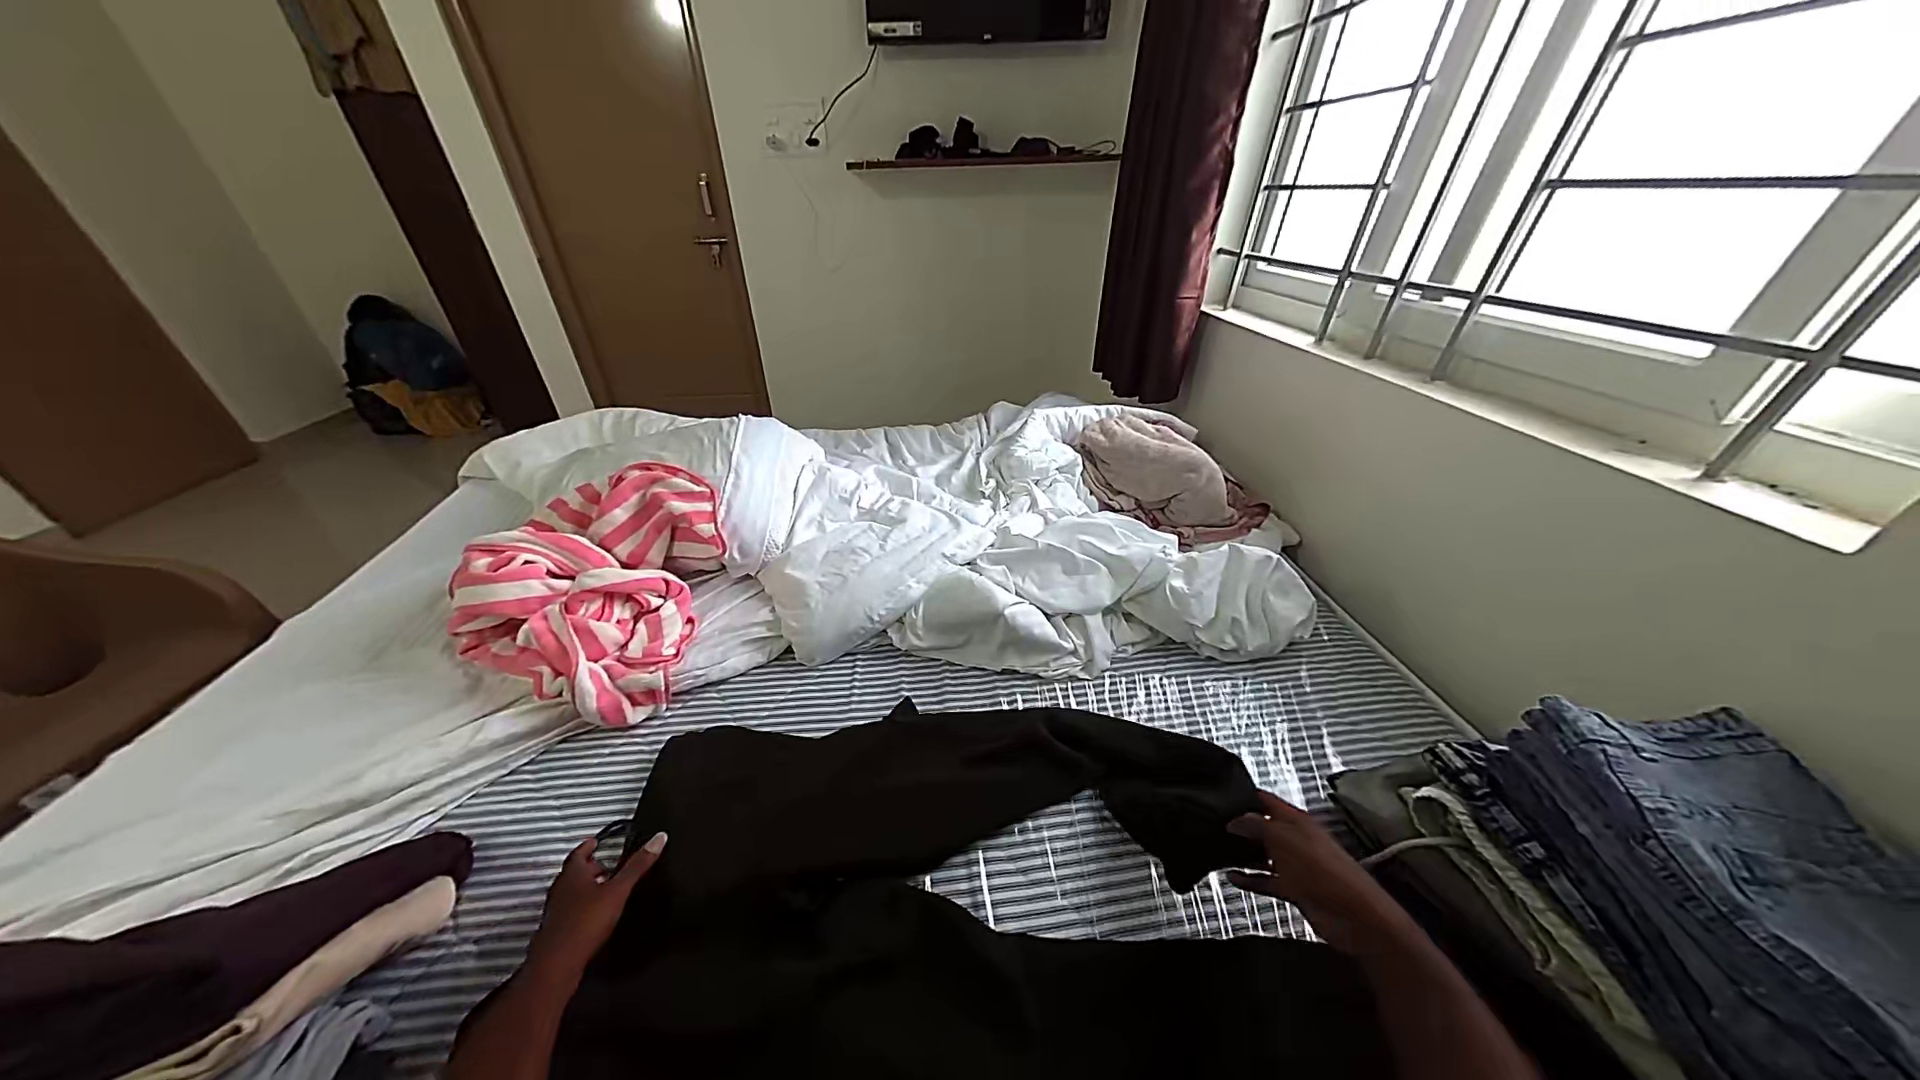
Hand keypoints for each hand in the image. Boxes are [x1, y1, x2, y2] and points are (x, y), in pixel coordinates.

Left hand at [527, 831, 666, 974]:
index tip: (596, 841)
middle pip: (575, 873)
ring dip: (587, 887)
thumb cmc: (585, 922)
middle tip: (607, 864)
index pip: (578, 853)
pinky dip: (584, 906)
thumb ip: (638, 865)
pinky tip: (597, 915)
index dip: (588, 846)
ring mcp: (556, 912)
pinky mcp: (557, 930)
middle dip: (590, 867)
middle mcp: (560, 890)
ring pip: (573, 892)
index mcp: (572, 875)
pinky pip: (572, 910)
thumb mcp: (618, 890)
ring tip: (607, 888)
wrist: (556, 966)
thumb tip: (659, 837)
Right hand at [1227, 791, 1410, 953]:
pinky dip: (1250, 879)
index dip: (1247, 796)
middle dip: (1243, 826)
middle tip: (1217, 824)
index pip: (1268, 801)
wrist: (1355, 918)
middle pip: (1265, 828)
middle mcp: (1297, 841)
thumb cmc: (1327, 872)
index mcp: (1298, 822)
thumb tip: (1235, 819)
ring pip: (1264, 855)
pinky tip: (1233, 877)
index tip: (1225, 796)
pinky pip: (1266, 881)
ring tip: (1220, 848)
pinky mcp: (1295, 891)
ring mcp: (1297, 867)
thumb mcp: (1284, 839)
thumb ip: (1257, 825)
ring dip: (1244, 853)